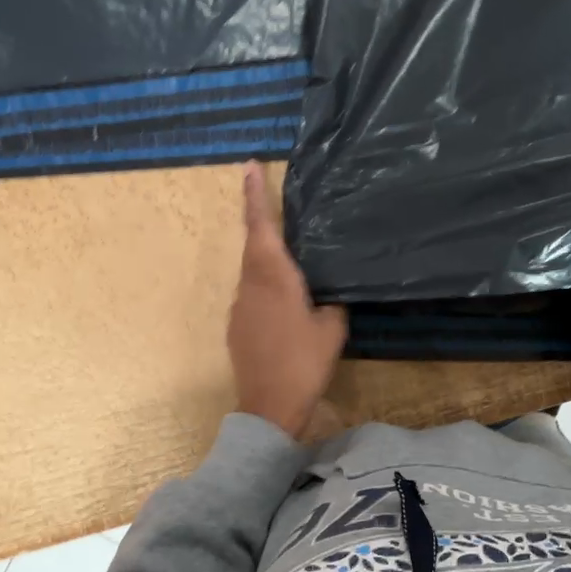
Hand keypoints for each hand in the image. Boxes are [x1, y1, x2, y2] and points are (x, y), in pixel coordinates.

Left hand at [227, 162, 347, 435]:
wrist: (269, 406)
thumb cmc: (304, 363)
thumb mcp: (333, 329)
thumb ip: (333, 302)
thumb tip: (330, 293)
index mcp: (274, 277)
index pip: (262, 226)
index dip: (256, 195)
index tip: (250, 165)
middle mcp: (251, 285)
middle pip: (254, 244)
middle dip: (261, 220)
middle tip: (271, 200)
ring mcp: (240, 307)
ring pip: (253, 271)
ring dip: (267, 258)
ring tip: (290, 257)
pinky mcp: (237, 327)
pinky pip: (253, 295)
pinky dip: (266, 287)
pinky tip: (284, 301)